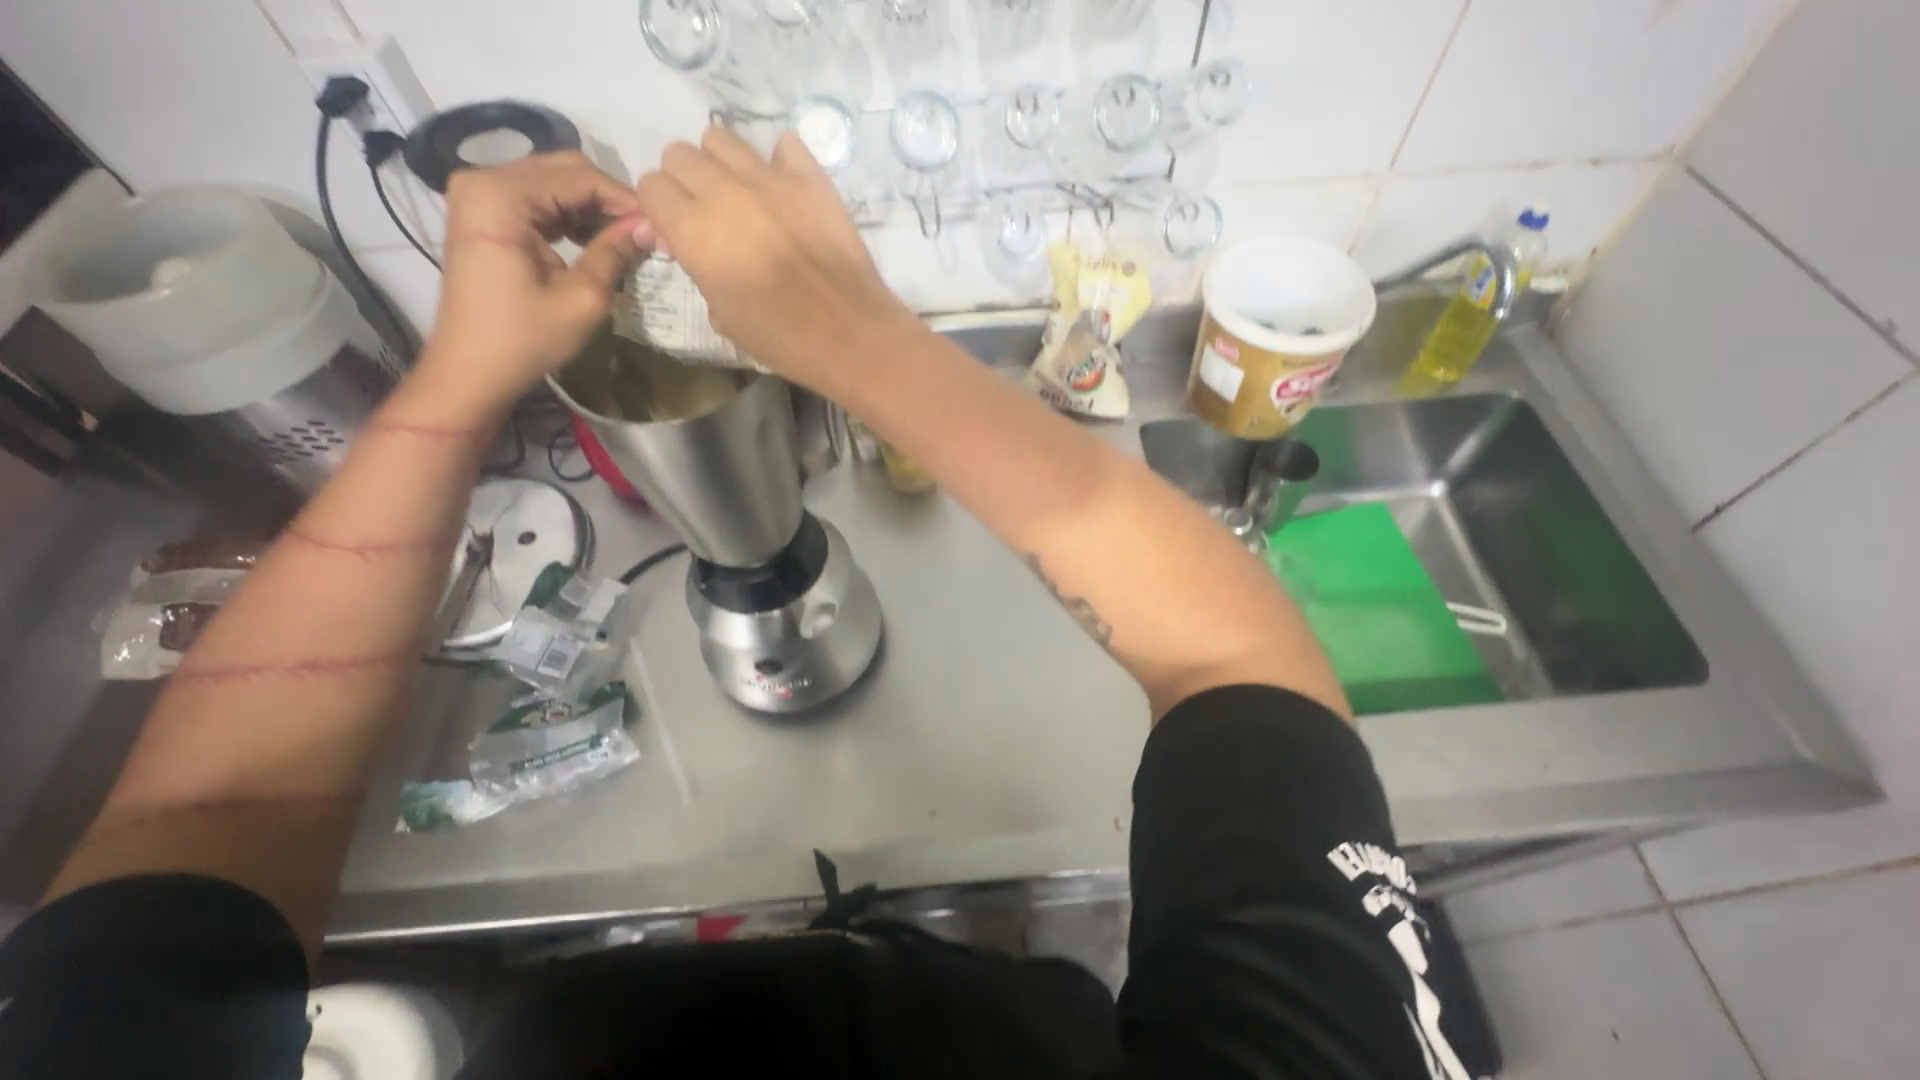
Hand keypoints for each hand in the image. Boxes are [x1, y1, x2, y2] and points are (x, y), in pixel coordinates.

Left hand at [423, 151, 653, 407]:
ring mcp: (478, 195)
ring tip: (621, 240)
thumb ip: (614, 252)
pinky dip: (566, 214)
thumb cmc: (524, 337)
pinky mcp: (481, 213)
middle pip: (562, 170)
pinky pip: (534, 198)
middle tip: (642, 233)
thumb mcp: (582, 298)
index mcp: (501, 195)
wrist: (470, 368)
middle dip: (607, 199)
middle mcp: (483, 180)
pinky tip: (590, 241)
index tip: (658, 227)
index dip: (624, 199)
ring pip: (551, 181)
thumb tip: (650, 226)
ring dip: (589, 206)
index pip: (579, 177)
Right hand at [635, 126, 914, 387]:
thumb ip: (696, 267)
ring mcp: (769, 178)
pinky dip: (780, 159)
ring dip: (722, 162)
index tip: (677, 228)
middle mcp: (723, 191)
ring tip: (741, 192)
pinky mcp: (810, 177)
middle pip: (680, 154)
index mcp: (693, 229)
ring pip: (721, 138)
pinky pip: (784, 144)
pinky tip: (785, 187)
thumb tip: (687, 243)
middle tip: (708, 210)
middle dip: (685, 179)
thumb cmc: (779, 337)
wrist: (847, 332)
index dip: (660, 207)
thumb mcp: (721, 313)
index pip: (650, 186)